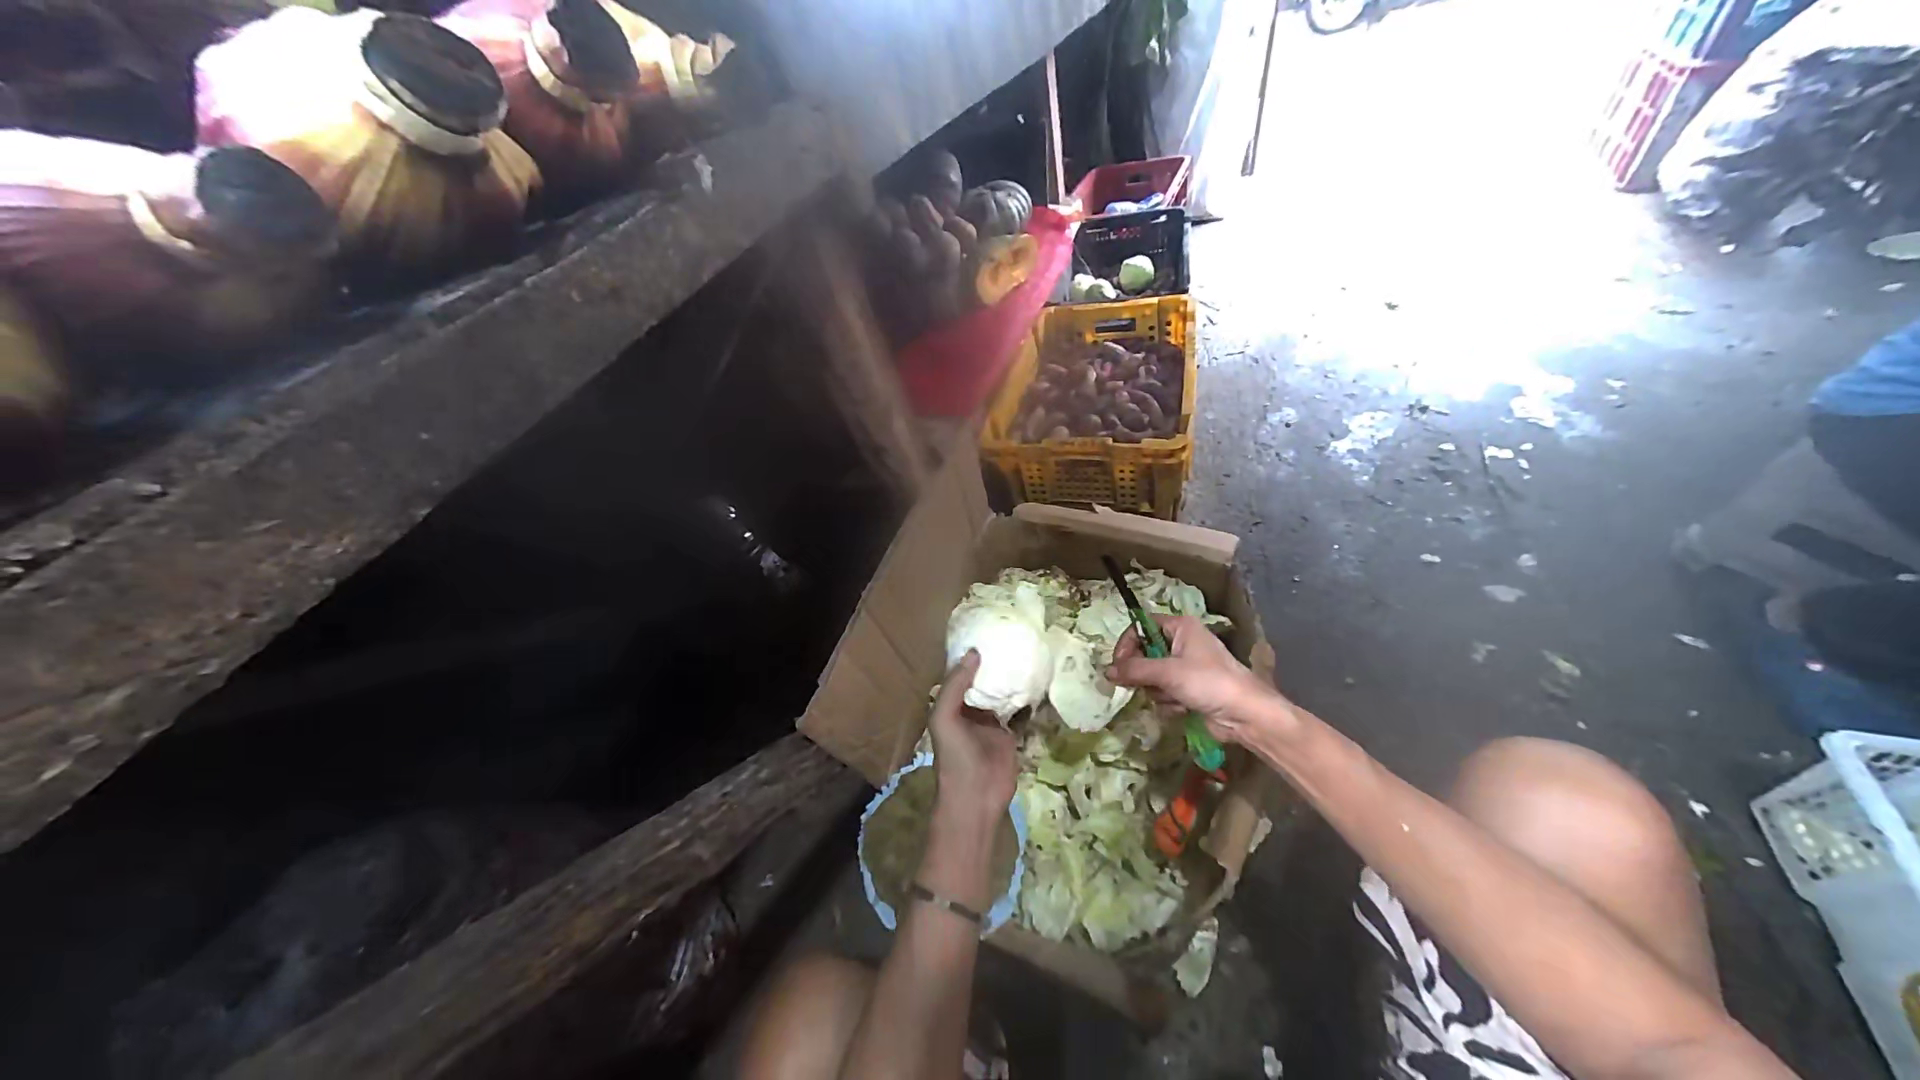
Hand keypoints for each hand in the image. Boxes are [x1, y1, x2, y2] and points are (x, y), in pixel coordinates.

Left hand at [928, 650, 1017, 824]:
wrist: (976, 798)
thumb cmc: (954, 757)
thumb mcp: (945, 718)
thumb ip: (955, 686)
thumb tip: (974, 652)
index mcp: (951, 705)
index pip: (960, 674)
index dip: (969, 656)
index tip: (985, 633)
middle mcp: (971, 711)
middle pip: (983, 682)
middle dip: (994, 664)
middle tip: (1011, 638)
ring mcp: (992, 723)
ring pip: (1002, 695)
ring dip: (1011, 679)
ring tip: (1027, 653)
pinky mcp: (1011, 735)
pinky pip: (1020, 713)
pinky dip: (1027, 700)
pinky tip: (1038, 681)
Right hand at [1107, 615, 1295, 747]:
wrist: (1245, 714)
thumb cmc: (1209, 682)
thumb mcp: (1168, 672)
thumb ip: (1134, 670)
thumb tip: (1106, 671)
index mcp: (1180, 627)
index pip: (1141, 626)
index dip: (1128, 644)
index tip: (1119, 665)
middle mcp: (1182, 642)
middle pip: (1144, 653)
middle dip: (1144, 674)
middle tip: (1142, 685)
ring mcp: (1186, 667)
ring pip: (1152, 676)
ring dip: (1158, 691)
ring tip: (1174, 698)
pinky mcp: (1189, 689)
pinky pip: (1164, 692)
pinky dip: (1169, 702)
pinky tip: (1182, 708)